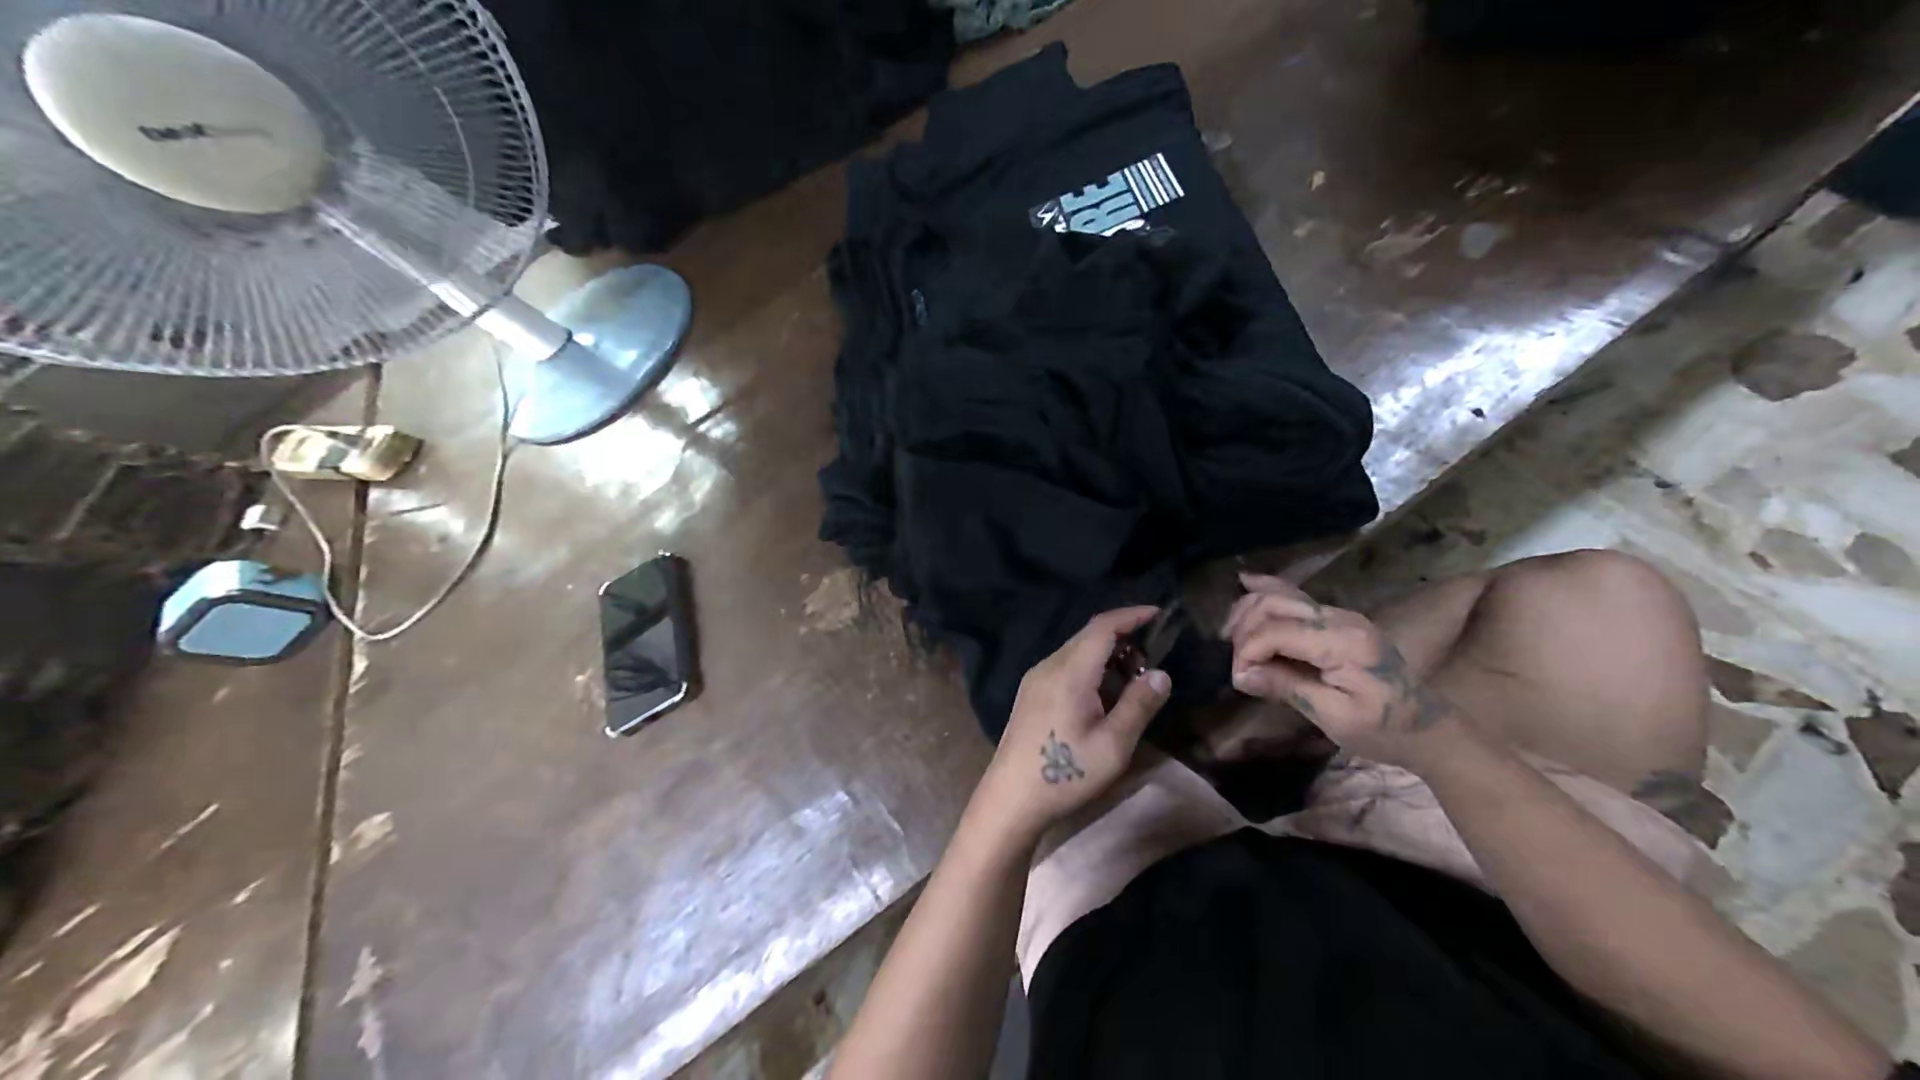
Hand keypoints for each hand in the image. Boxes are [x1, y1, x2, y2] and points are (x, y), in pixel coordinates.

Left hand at [972, 608, 1171, 845]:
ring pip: (1077, 651)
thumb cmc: (1066, 773)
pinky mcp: (1031, 693)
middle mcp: (1049, 666)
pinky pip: (1066, 666)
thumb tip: (1161, 674)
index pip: (1102, 626)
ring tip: (1132, 683)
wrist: (1011, 798)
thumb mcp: (1114, 745)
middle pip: (1089, 636)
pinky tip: (1104, 697)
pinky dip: (1091, 669)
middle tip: (1152, 661)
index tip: (1159, 614)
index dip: (1131, 615)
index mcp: (1069, 671)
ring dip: (1107, 656)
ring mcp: (1036, 679)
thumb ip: (1139, 705)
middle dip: (1123, 638)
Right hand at [1223, 573, 1454, 770]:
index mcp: (1344, 643)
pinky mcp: (1338, 620)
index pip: (1276, 632)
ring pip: (1281, 596)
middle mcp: (1342, 618)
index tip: (1239, 680)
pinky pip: (1296, 598)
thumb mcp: (1334, 717)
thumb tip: (1241, 675)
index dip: (1248, 652)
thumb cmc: (1384, 730)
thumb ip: (1287, 688)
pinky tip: (1246, 584)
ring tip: (1230, 637)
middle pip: (1275, 605)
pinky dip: (1268, 594)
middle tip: (1234, 662)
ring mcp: (1341, 615)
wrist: (1429, 730)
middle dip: (1245, 630)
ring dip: (1250, 612)